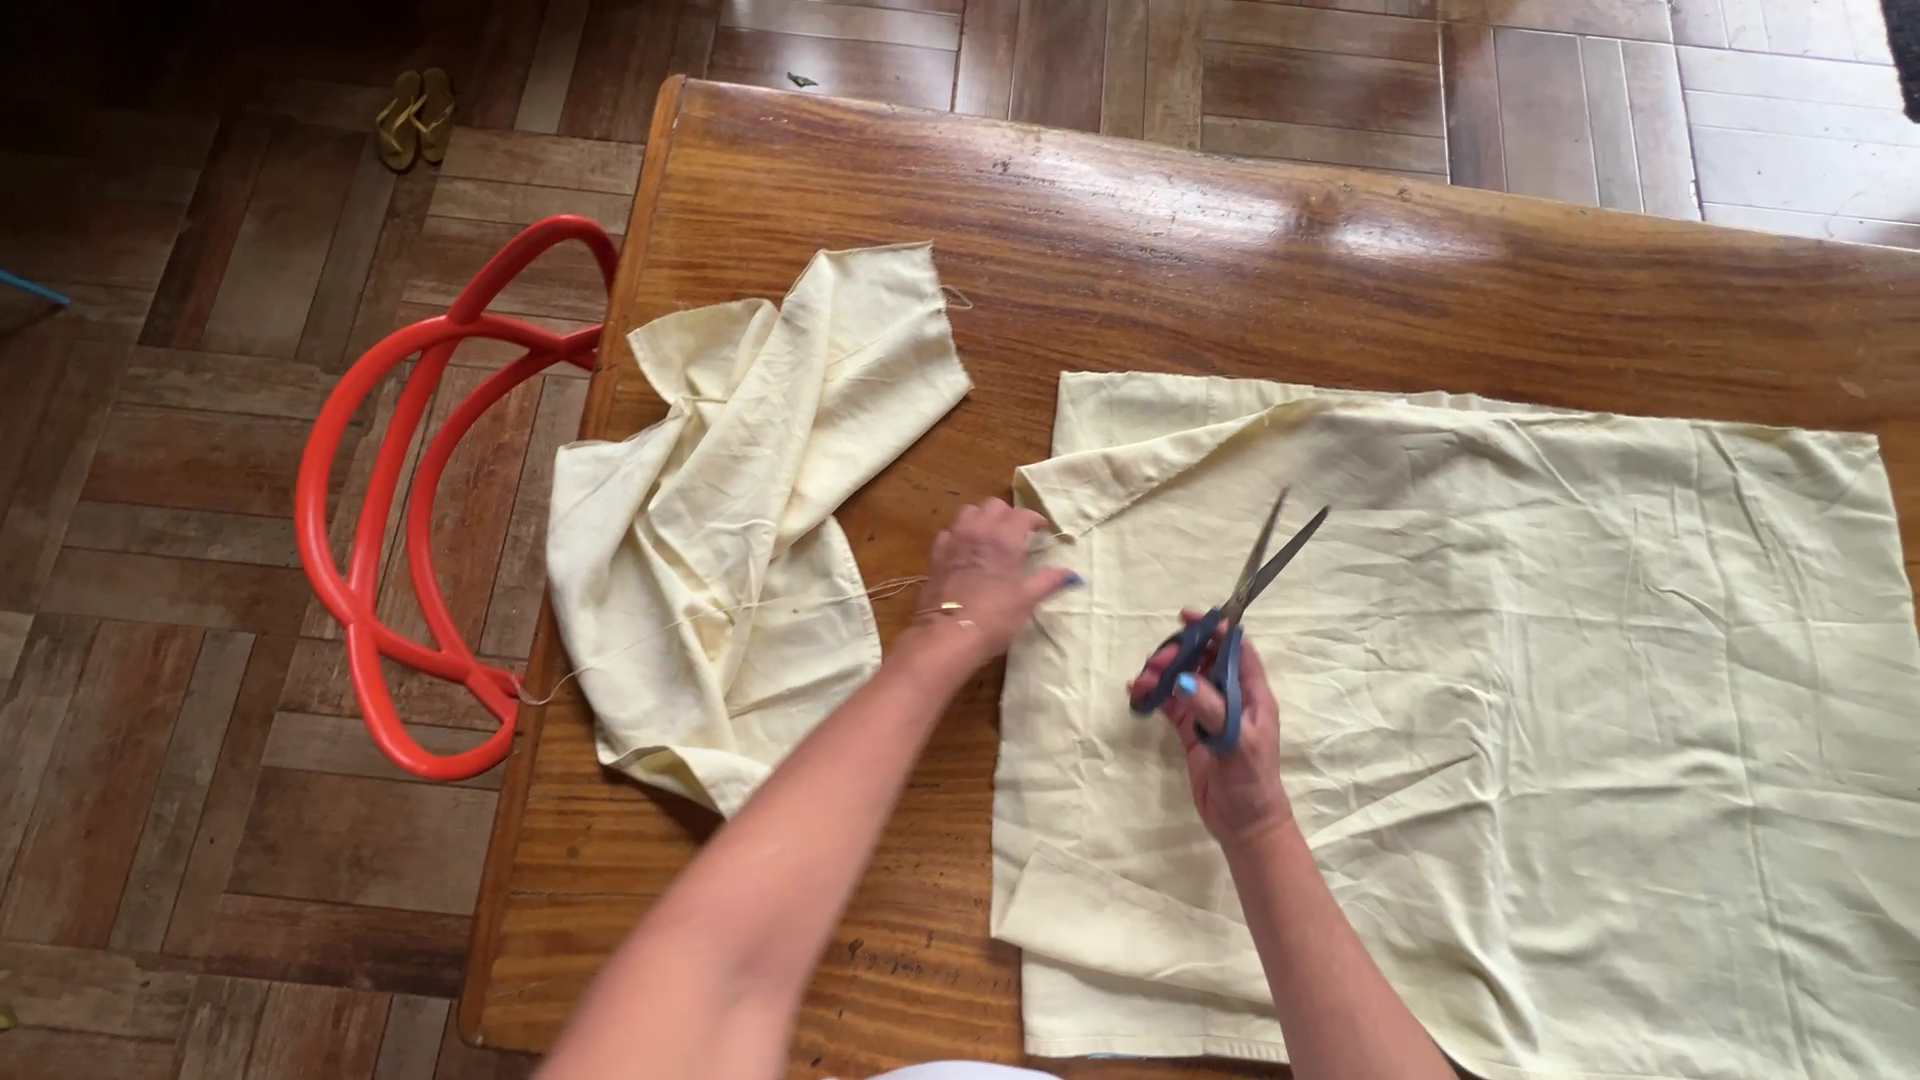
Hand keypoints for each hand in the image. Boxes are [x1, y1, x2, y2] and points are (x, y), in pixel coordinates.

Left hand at [912, 498, 1078, 663]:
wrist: (949, 633)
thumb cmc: (994, 616)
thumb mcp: (1027, 599)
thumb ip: (1048, 581)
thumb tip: (1072, 574)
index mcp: (1004, 538)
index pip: (1022, 514)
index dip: (1035, 519)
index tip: (1042, 529)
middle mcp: (978, 531)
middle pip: (993, 505)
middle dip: (1008, 514)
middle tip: (1017, 532)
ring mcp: (954, 540)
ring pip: (968, 512)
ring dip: (981, 518)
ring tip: (990, 534)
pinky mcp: (936, 555)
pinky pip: (948, 532)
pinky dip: (959, 534)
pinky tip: (965, 549)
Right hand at [1129, 610, 1291, 848]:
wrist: (1244, 826)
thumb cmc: (1251, 782)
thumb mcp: (1234, 743)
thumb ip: (1210, 709)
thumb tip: (1183, 679)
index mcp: (1251, 696)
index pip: (1236, 650)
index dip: (1216, 629)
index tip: (1186, 617)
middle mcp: (1231, 699)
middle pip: (1204, 661)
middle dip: (1180, 653)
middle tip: (1158, 661)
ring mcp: (1210, 715)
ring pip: (1185, 681)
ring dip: (1164, 674)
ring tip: (1143, 680)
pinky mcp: (1192, 733)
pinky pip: (1171, 705)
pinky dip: (1155, 695)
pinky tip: (1138, 692)